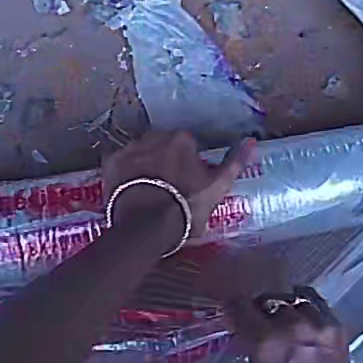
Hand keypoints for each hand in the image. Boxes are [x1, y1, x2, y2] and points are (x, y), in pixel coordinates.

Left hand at [103, 131, 256, 240]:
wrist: (147, 225)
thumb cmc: (187, 206)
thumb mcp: (218, 187)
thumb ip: (235, 162)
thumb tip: (252, 140)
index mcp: (183, 140)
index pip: (189, 146)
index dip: (189, 164)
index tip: (188, 182)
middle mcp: (155, 136)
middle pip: (163, 145)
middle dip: (165, 160)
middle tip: (168, 186)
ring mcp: (130, 148)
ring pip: (141, 152)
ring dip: (145, 165)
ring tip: (148, 190)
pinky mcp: (110, 163)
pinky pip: (120, 162)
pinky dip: (125, 173)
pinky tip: (131, 190)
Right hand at [229, 284, 360, 362]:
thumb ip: (251, 342)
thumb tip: (242, 321)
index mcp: (267, 342)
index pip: (243, 307)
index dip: (236, 306)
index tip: (234, 308)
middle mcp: (293, 326)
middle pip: (270, 300)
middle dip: (262, 309)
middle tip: (260, 319)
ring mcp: (318, 324)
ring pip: (294, 298)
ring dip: (286, 307)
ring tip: (284, 318)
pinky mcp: (336, 325)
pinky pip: (316, 303)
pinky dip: (306, 307)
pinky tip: (302, 316)